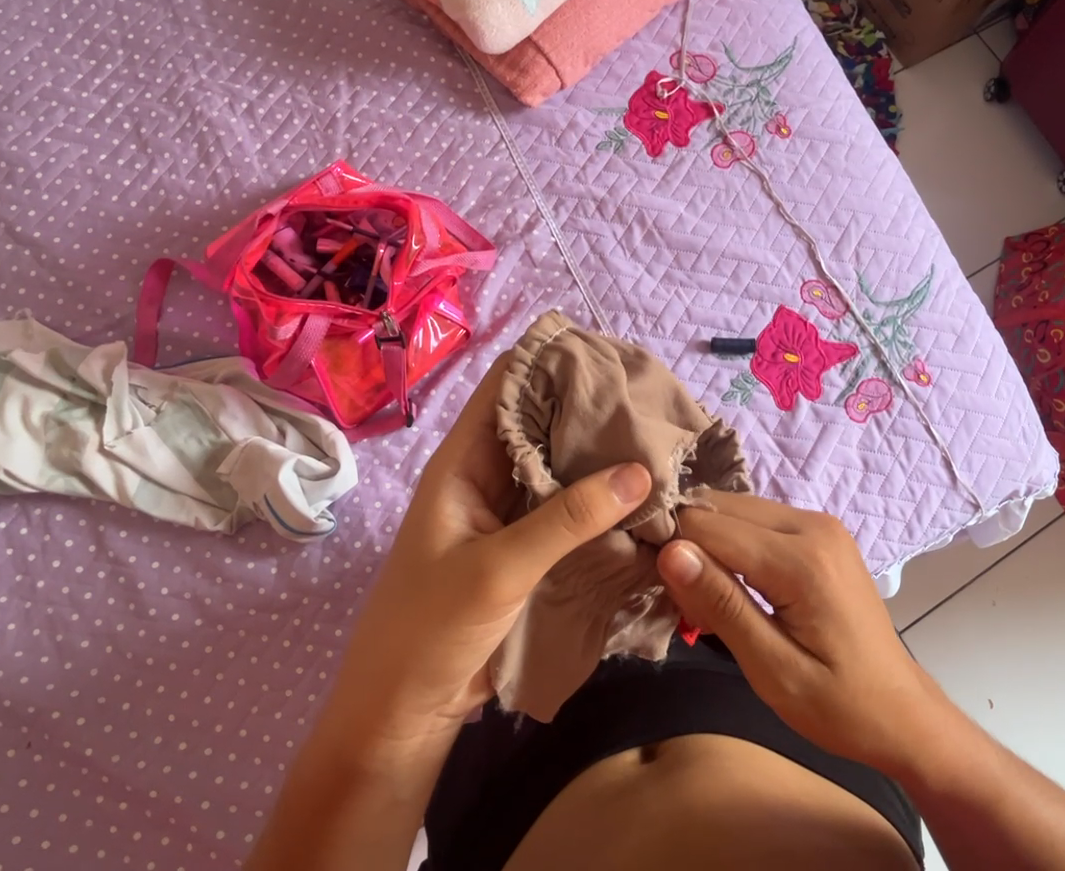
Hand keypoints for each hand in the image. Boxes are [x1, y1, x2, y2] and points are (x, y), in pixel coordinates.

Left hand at [331, 352, 652, 744]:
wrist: (405, 709)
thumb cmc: (430, 629)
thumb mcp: (497, 568)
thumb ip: (567, 519)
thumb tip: (640, 471)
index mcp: (461, 461)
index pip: (507, 385)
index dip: (553, 360)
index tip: (611, 355)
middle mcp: (485, 475)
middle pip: (540, 422)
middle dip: (589, 408)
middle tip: (652, 400)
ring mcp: (507, 513)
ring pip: (557, 466)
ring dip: (598, 455)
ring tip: (659, 438)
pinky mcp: (526, 548)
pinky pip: (567, 509)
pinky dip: (599, 499)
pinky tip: (642, 494)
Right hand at [655, 493, 960, 774]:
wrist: (903, 714)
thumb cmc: (839, 706)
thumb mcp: (772, 670)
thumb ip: (721, 605)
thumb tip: (668, 551)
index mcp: (802, 558)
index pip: (707, 525)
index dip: (671, 549)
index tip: (656, 589)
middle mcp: (812, 524)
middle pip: (720, 508)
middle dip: (688, 545)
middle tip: (681, 603)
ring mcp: (819, 524)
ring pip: (736, 510)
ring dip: (708, 544)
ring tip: (703, 600)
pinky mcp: (820, 533)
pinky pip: (757, 521)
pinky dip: (732, 545)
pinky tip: (730, 586)